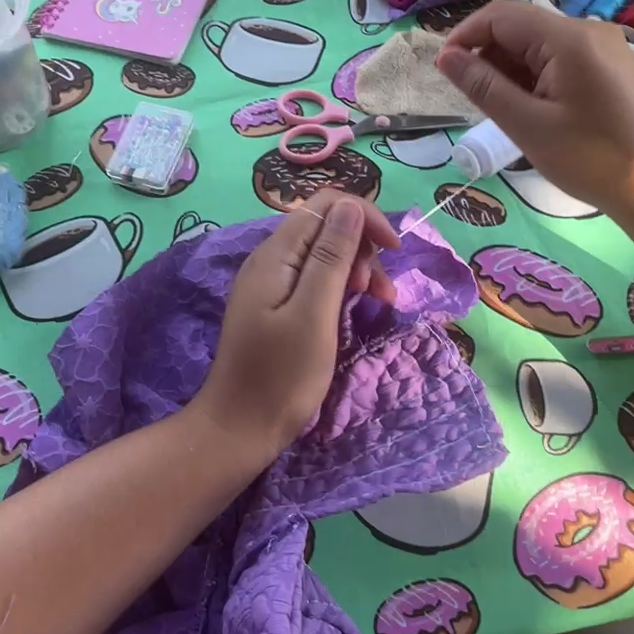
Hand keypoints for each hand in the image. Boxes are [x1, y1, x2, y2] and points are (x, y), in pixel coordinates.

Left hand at [188, 191, 400, 458]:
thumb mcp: (314, 315)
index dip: (364, 217)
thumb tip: (349, 206)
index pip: (325, 205)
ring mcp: (272, 284)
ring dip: (357, 269)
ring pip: (325, 254)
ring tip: (375, 303)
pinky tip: (354, 309)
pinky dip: (341, 288)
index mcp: (275, 255)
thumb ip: (331, 257)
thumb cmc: (280, 376)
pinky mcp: (277, 306)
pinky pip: (315, 279)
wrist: (239, 428)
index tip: (394, 251)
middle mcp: (271, 260)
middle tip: (379, 292)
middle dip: (363, 248)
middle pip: (327, 227)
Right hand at [436, 0, 633, 227]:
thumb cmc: (588, 159)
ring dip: (508, 69)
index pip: (501, 15)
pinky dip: (532, 76)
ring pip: (536, 44)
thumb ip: (482, 86)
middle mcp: (587, 30)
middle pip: (519, 26)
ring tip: (502, 110)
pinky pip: (557, 58)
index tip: (442, 71)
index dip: (464, 36)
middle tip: (473, 100)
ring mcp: (601, 47)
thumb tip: (444, 57)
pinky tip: (529, 109)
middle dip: (487, 55)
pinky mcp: (607, 66)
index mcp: (569, 38)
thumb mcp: (526, 124)